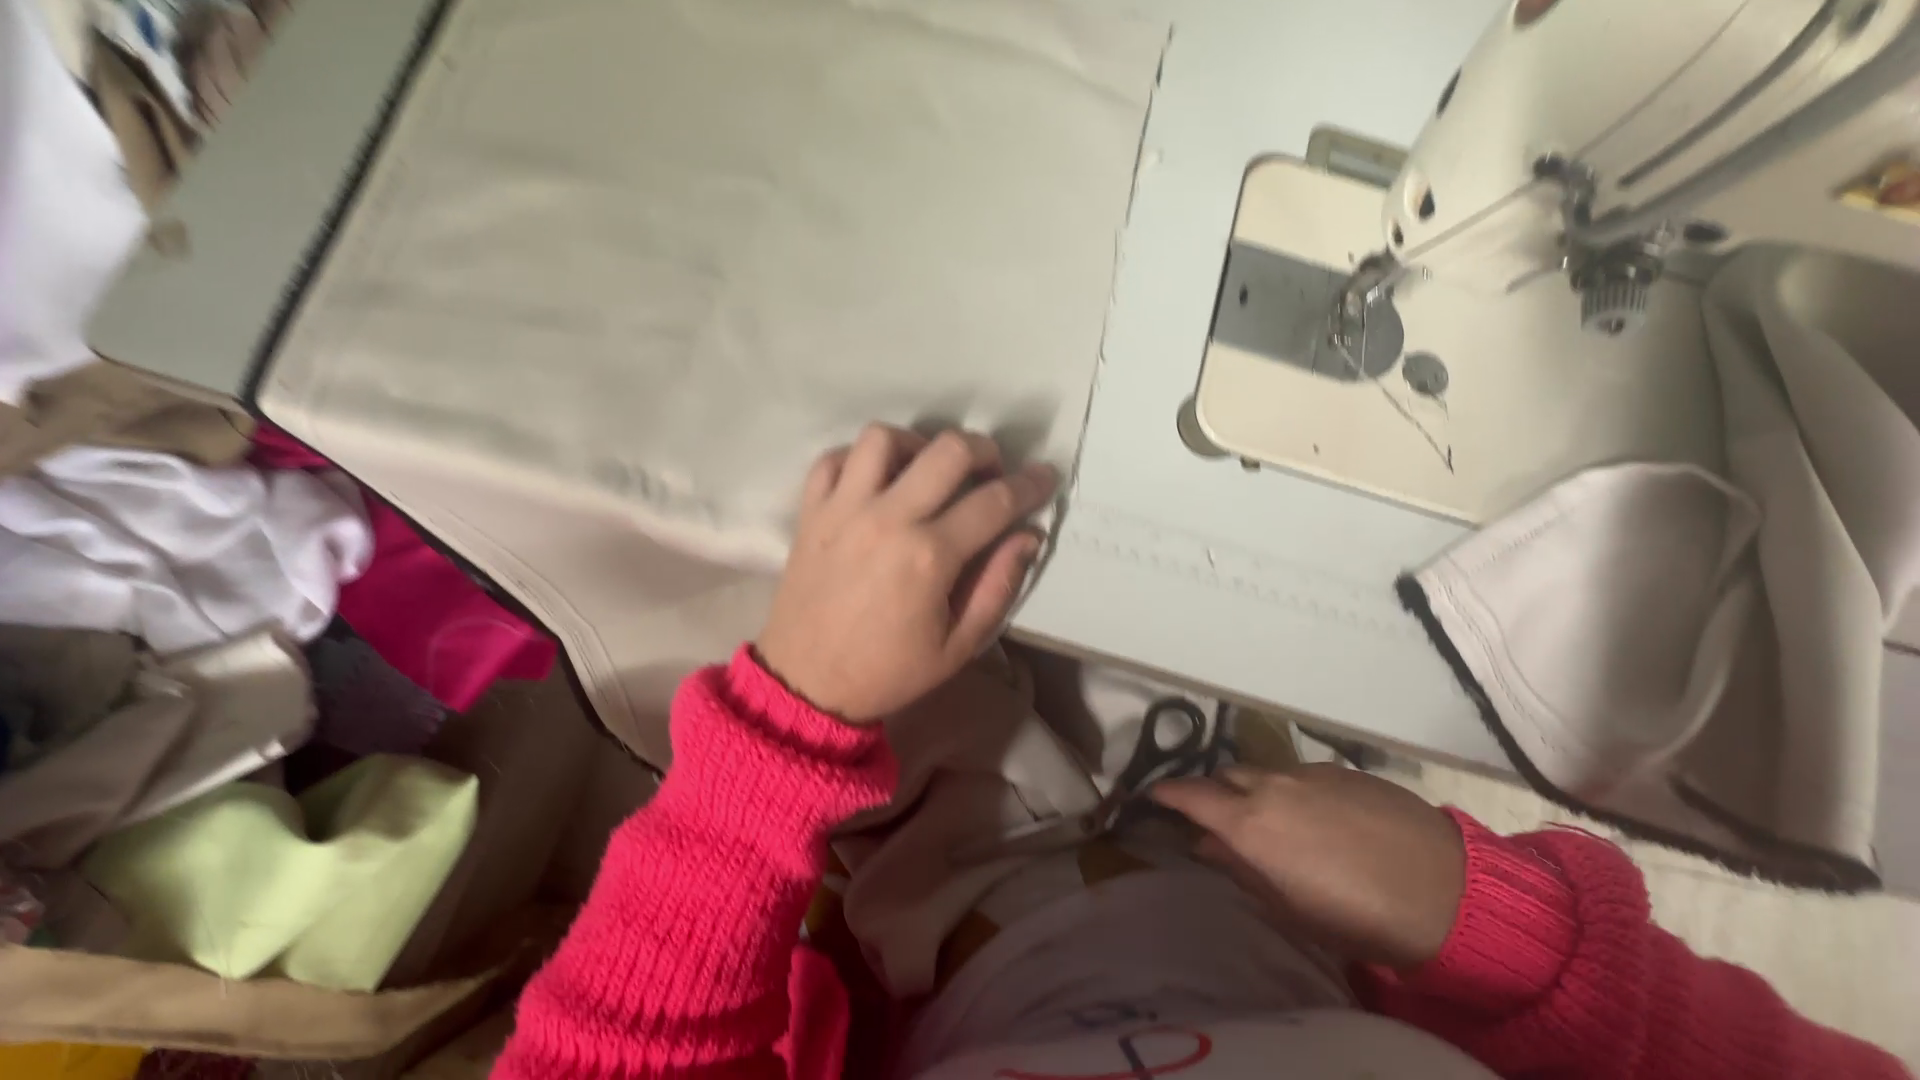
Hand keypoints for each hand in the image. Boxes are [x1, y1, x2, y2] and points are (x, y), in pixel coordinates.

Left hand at [755, 424, 1058, 723]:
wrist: (807, 685)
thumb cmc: (888, 671)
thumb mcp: (958, 646)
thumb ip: (998, 587)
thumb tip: (1028, 536)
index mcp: (929, 556)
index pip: (994, 501)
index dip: (1029, 485)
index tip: (1045, 477)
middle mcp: (887, 519)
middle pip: (947, 450)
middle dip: (984, 449)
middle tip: (991, 470)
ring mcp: (843, 510)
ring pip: (883, 437)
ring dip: (916, 444)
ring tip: (927, 469)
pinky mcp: (811, 513)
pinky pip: (832, 459)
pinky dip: (858, 459)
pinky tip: (877, 480)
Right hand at [1151, 763, 1466, 969]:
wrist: (1444, 889)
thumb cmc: (1355, 914)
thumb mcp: (1287, 907)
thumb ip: (1239, 869)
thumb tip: (1207, 844)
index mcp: (1248, 823)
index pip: (1189, 795)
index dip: (1166, 794)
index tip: (1152, 797)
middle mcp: (1270, 785)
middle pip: (1223, 776)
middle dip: (1210, 792)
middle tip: (1211, 815)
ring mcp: (1307, 773)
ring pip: (1262, 772)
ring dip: (1251, 789)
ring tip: (1263, 816)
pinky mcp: (1342, 770)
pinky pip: (1298, 774)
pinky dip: (1288, 789)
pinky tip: (1309, 815)